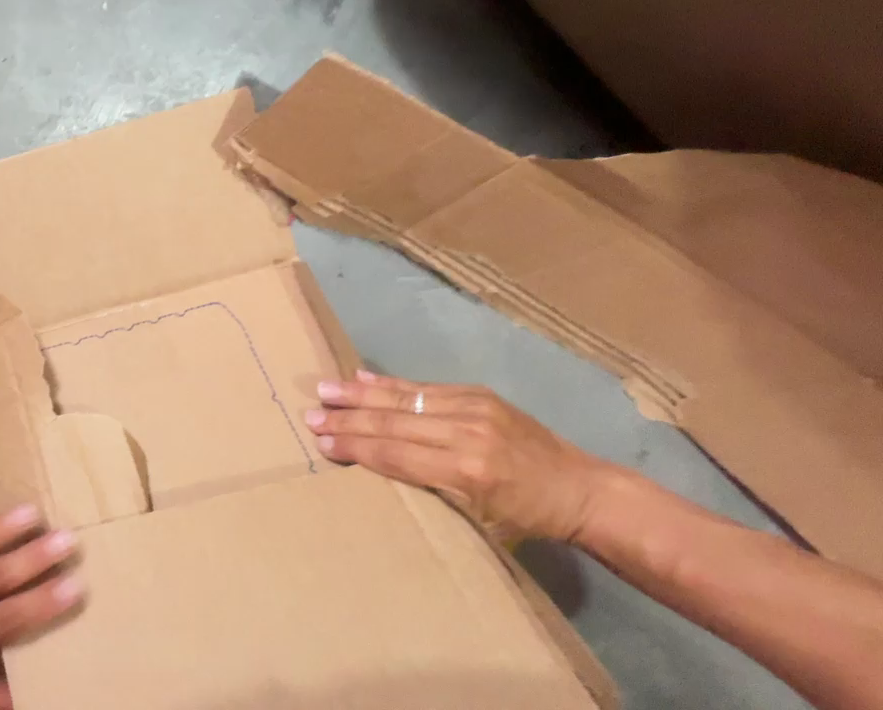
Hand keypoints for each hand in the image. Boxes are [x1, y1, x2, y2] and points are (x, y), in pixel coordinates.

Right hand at [304, 370, 617, 541]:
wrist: (585, 491)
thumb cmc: (528, 517)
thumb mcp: (478, 517)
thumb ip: (430, 487)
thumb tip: (377, 463)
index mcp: (467, 472)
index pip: (395, 454)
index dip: (355, 447)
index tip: (321, 442)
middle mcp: (466, 434)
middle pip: (393, 423)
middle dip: (347, 419)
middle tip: (310, 415)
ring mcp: (474, 408)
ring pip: (403, 399)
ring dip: (359, 395)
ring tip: (324, 390)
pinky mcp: (479, 394)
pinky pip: (424, 388)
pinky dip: (390, 384)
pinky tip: (362, 379)